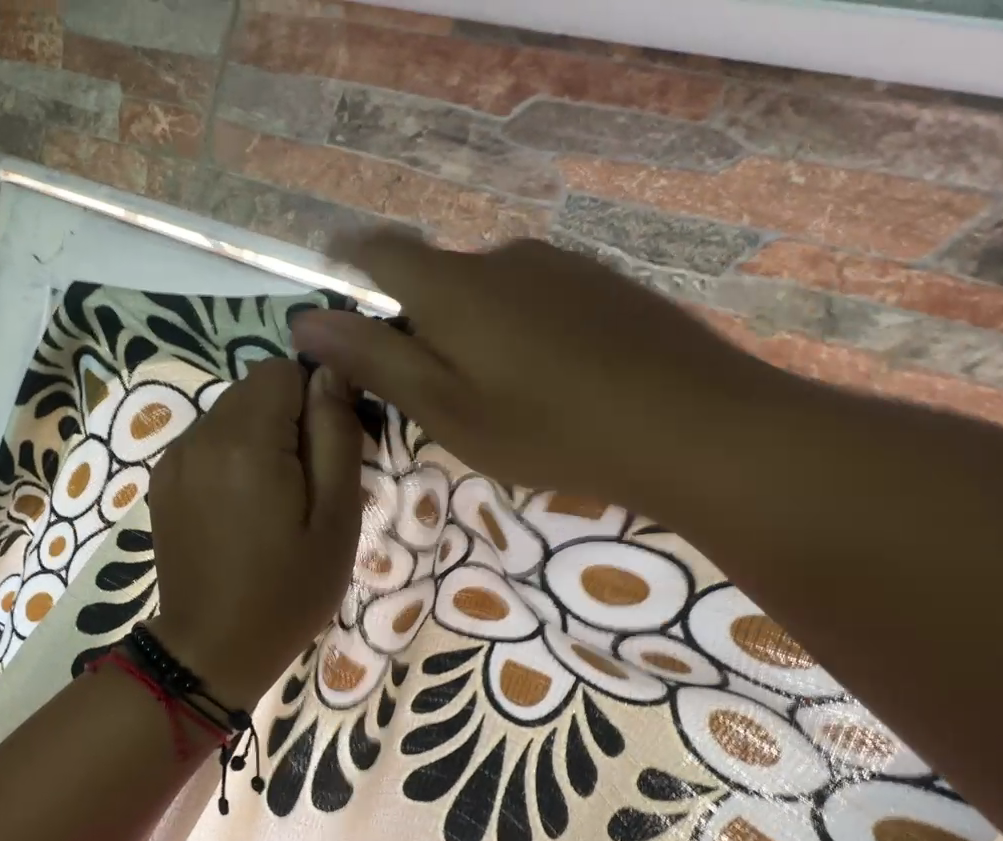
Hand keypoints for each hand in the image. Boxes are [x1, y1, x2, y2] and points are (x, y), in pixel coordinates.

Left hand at [146, 359, 362, 710]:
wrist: (211, 648)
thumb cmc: (286, 592)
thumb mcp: (336, 518)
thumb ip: (335, 435)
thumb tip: (331, 374)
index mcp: (243, 441)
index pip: (282, 370)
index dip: (313, 401)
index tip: (322, 455)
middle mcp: (198, 437)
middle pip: (253, 390)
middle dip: (285, 420)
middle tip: (301, 486)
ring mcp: (172, 459)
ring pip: (228, 415)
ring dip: (256, 440)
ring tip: (270, 503)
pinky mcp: (161, 481)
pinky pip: (205, 443)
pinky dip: (229, 459)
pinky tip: (238, 510)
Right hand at [291, 230, 790, 512]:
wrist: (697, 426)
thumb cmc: (547, 428)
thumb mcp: (443, 407)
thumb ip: (373, 359)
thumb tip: (305, 320)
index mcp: (453, 289)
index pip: (381, 251)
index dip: (348, 253)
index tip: (329, 261)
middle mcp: (503, 260)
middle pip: (435, 277)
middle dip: (413, 317)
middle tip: (417, 382)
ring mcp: (560, 268)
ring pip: (487, 289)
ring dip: (467, 326)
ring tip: (484, 389)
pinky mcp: (605, 286)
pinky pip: (533, 297)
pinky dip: (514, 327)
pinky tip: (542, 377)